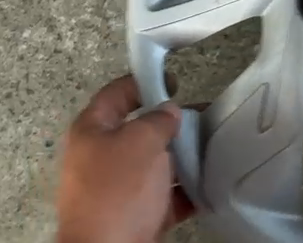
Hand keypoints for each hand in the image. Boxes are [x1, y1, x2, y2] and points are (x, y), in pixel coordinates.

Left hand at [55, 76, 192, 242]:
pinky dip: (184, 193)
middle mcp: (99, 158)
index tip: (175, 83)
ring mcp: (115, 191)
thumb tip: (169, 113)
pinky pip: (162, 198)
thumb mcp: (142, 140)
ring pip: (154, 165)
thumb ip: (159, 119)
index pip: (117, 93)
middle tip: (200, 118)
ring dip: (182, 160)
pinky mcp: (131, 219)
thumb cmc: (118, 189)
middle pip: (139, 131)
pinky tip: (206, 186)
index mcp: (91, 131)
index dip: (145, 82)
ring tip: (211, 150)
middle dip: (171, 126)